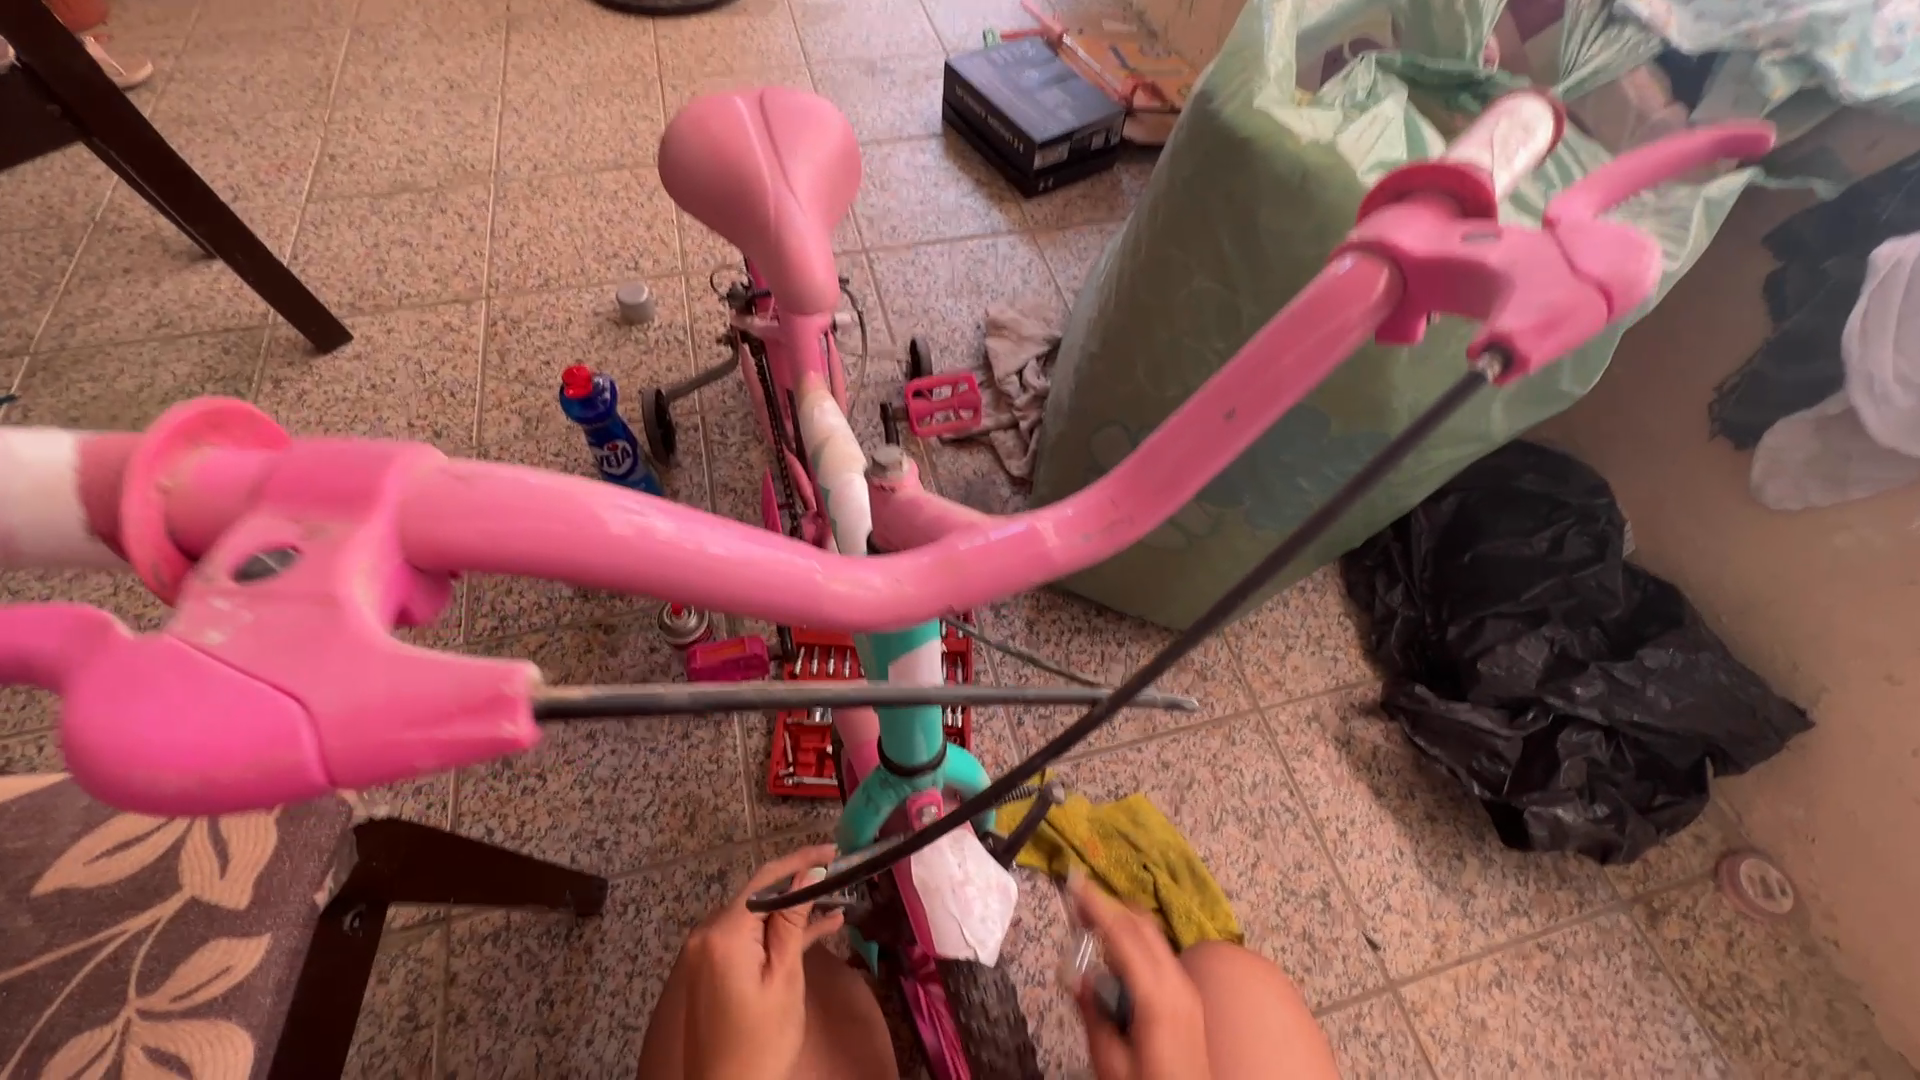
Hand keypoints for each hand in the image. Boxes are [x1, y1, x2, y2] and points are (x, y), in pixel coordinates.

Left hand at [680, 845, 844, 1079]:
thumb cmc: (762, 1041)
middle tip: (839, 874)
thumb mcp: (785, 977)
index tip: (833, 851)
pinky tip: (817, 930)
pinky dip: (776, 935)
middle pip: (759, 895)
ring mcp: (707, 953)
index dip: (801, 860)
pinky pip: (748, 939)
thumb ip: (793, 920)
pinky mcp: (712, 970)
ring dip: (792, 910)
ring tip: (836, 901)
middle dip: (799, 884)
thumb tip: (809, 871)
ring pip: (757, 916)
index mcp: (723, 933)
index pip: (765, 879)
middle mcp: (707, 934)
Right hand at [1071, 876, 1212, 1079]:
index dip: (1098, 905)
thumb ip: (1094, 1015)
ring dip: (1122, 923)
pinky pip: (1159, 954)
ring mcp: (1187, 988)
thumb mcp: (1111, 1064)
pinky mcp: (1189, 997)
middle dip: (1109, 906)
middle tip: (1076, 904)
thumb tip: (1078, 976)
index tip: (1075, 883)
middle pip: (1142, 924)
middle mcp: (1177, 982)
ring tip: (1089, 928)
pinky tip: (1114, 959)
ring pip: (1152, 935)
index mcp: (1156, 996)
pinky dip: (1135, 942)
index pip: (1123, 934)